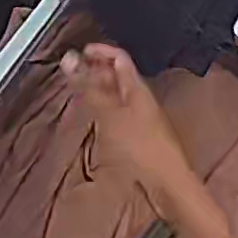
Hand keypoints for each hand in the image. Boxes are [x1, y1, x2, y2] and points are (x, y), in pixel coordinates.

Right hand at [61, 44, 198, 217]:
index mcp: (136, 87)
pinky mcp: (140, 137)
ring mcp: (142, 118)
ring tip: (80, 91)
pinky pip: (119, 113)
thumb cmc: (141, 146)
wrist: (168, 186)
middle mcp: (141, 99)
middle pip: (118, 75)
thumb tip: (69, 58)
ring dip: (99, 89)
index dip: (100, 51)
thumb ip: (88, 86)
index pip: (119, 57)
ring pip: (118, 94)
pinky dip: (104, 109)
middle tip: (75, 71)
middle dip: (96, 69)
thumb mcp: (109, 112)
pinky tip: (96, 118)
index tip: (80, 52)